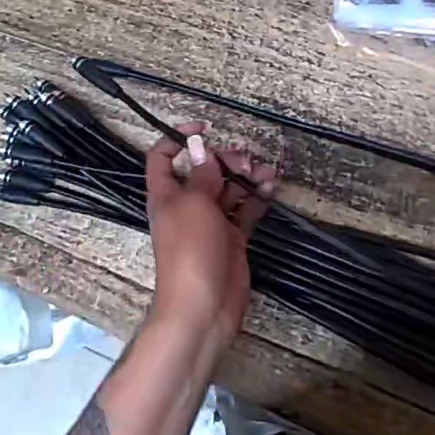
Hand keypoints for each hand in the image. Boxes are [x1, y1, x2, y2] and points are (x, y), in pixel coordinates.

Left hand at [143, 122, 276, 345]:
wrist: (203, 306)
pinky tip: (272, 188)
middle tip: (245, 160)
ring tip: (265, 173)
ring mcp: (212, 222)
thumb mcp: (194, 204)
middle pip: (205, 170)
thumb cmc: (190, 250)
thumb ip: (203, 175)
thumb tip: (206, 152)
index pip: (162, 158)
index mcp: (167, 194)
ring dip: (247, 176)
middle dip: (225, 159)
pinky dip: (258, 197)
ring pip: (229, 188)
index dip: (177, 138)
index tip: (204, 128)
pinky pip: (246, 210)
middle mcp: (188, 205)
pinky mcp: (233, 237)